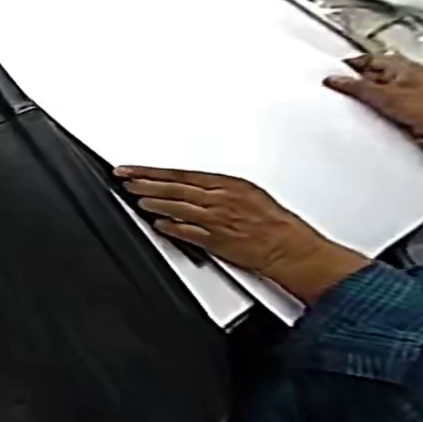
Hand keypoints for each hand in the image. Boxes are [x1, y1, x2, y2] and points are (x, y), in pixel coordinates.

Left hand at [115, 167, 368, 302]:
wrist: (297, 252)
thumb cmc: (277, 224)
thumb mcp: (248, 195)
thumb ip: (213, 189)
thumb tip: (179, 184)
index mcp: (231, 186)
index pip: (179, 174)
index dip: (148, 171)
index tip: (128, 170)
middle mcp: (222, 201)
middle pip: (171, 188)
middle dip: (142, 184)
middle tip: (124, 182)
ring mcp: (217, 220)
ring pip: (173, 207)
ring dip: (150, 203)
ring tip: (137, 199)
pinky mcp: (215, 240)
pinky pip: (182, 230)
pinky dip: (166, 226)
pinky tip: (157, 223)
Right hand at [326, 53, 422, 145]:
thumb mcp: (383, 96)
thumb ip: (355, 86)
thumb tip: (334, 80)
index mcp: (406, 67)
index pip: (368, 59)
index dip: (347, 64)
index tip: (329, 73)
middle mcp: (412, 76)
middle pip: (373, 73)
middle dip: (354, 81)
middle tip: (338, 88)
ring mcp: (414, 91)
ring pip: (379, 88)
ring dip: (365, 95)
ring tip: (356, 102)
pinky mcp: (415, 105)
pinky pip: (386, 101)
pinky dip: (376, 105)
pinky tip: (371, 111)